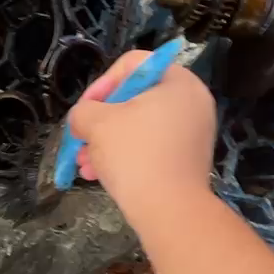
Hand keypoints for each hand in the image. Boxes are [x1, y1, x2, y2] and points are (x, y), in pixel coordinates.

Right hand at [67, 47, 219, 223]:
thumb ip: (83, 111)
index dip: (101, 84)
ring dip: (106, 141)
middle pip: (133, 98)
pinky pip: (150, 146)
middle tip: (81, 139)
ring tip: (84, 163)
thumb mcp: (96, 124)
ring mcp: (192, 131)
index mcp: (177, 82)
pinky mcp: (186, 158)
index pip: (132, 65)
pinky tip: (100, 174)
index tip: (84, 110)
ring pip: (138, 126)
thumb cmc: (134, 155)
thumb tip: (83, 117)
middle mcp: (191, 101)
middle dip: (100, 121)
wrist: (168, 208)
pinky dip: (125, 155)